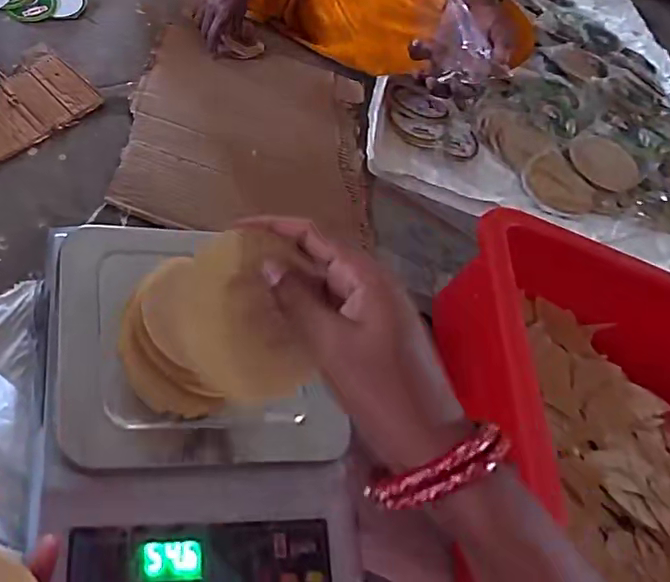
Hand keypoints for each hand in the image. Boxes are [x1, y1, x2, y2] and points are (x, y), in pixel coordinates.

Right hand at [196, 0, 253, 55]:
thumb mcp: (242, 8)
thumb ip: (235, 23)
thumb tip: (232, 37)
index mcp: (224, 12)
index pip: (214, 34)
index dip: (213, 45)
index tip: (213, 53)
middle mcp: (211, 8)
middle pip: (204, 29)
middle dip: (208, 39)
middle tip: (212, 45)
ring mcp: (204, 1)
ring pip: (199, 21)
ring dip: (203, 29)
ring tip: (208, 34)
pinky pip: (197, 11)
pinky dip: (200, 19)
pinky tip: (204, 21)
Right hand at [248, 216, 469, 471]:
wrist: (430, 443)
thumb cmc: (380, 389)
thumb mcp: (330, 344)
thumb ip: (297, 300)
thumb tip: (268, 264)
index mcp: (365, 274)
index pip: (314, 233)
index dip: (275, 225)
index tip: (239, 228)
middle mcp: (372, 279)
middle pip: (320, 250)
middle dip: (281, 246)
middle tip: (240, 251)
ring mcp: (375, 303)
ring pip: (325, 276)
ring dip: (292, 272)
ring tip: (253, 273)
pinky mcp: (373, 325)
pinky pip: (333, 299)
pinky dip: (306, 297)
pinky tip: (282, 307)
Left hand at [410, 0, 525, 83]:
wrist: (476, 0)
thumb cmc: (493, 19)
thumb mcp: (502, 33)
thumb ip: (502, 50)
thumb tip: (501, 66)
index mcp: (478, 72)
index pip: (469, 90)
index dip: (462, 93)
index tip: (456, 86)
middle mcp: (458, 70)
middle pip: (446, 89)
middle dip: (438, 90)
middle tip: (433, 82)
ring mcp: (443, 59)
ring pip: (429, 77)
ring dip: (422, 79)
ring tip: (421, 73)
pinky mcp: (431, 46)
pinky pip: (419, 54)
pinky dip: (416, 52)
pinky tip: (417, 44)